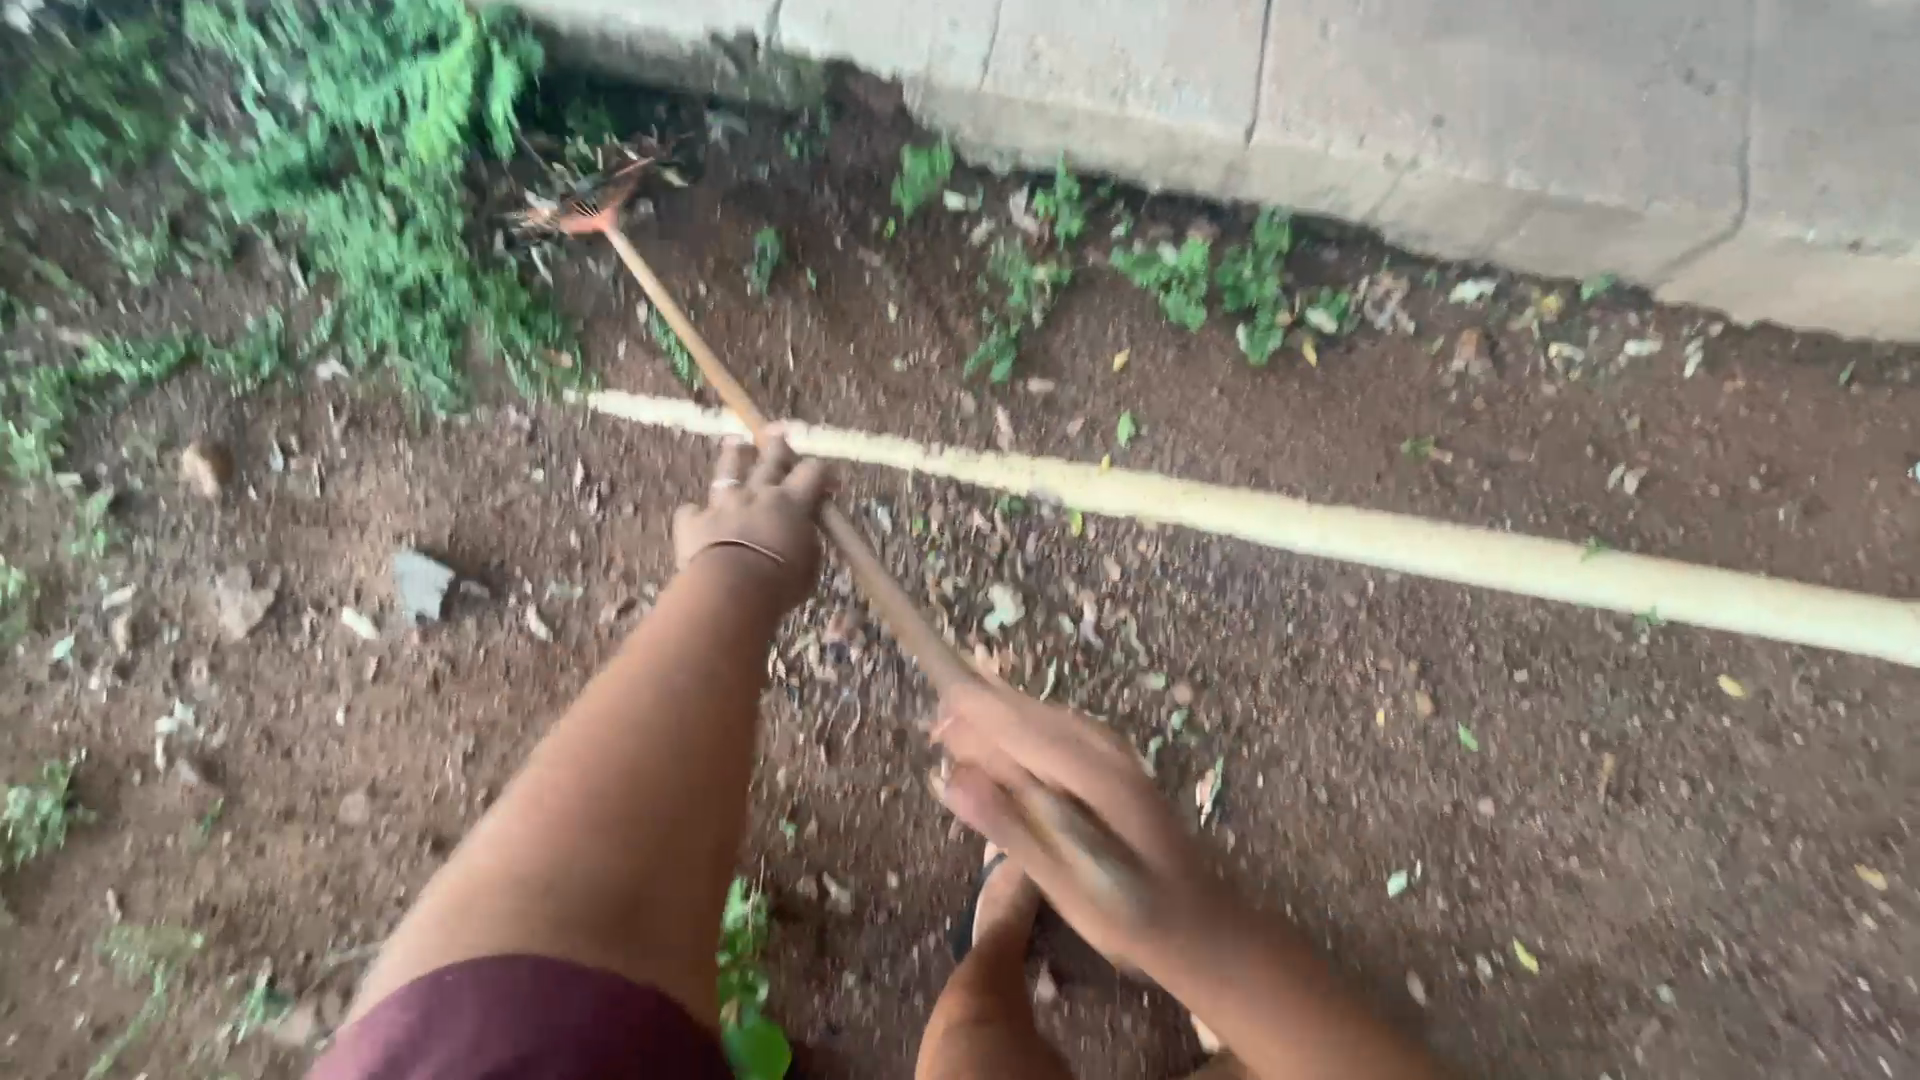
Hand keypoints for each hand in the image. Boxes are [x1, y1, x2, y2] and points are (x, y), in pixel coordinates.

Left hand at [673, 434, 830, 608]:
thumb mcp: (810, 565)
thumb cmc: (780, 582)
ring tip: (734, 445)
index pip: (813, 472)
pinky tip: (697, 518)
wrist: (731, 590)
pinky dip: (696, 514)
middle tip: (778, 436)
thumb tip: (803, 535)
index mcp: (791, 503)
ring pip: (728, 471)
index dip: (822, 472)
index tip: (829, 481)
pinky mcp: (693, 521)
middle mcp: (757, 494)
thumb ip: (807, 542)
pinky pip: (692, 511)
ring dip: (733, 456)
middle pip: (769, 460)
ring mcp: (723, 504)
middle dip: (777, 447)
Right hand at [931, 684, 1234, 973]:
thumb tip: (952, 779)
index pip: (1019, 725)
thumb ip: (1011, 827)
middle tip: (936, 728)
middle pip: (1030, 714)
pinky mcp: (1114, 763)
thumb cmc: (1131, 915)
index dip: (976, 711)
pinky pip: (1058, 732)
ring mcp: (1114, 752)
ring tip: (959, 733)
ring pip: (1044, 719)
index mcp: (1094, 772)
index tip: (936, 703)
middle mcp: (1105, 748)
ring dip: (1001, 722)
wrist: (1200, 923)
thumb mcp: (1067, 883)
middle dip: (983, 715)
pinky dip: (1024, 734)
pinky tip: (1007, 747)